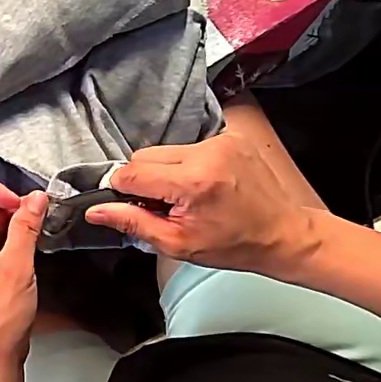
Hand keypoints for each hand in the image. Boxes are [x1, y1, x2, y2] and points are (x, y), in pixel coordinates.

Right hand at [83, 133, 324, 273]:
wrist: (285, 234)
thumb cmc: (233, 245)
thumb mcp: (177, 243)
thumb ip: (132, 222)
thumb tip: (95, 210)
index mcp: (192, 182)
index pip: (131, 173)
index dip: (122, 191)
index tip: (131, 206)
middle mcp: (205, 154)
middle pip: (144, 156)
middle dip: (143, 180)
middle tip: (161, 205)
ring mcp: (220, 141)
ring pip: (163, 150)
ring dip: (163, 171)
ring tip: (184, 196)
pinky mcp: (229, 137)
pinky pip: (186, 147)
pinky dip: (184, 164)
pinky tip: (201, 185)